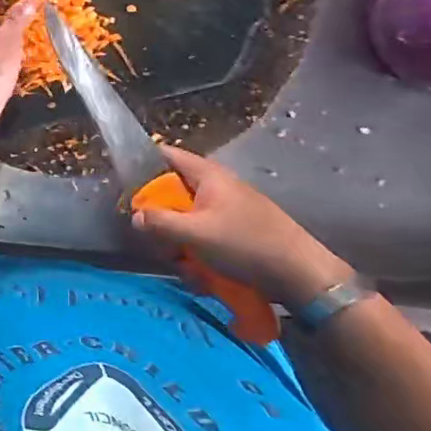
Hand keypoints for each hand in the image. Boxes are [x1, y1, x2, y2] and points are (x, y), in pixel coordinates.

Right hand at [131, 145, 353, 308]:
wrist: (305, 276)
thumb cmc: (246, 245)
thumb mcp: (194, 234)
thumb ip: (158, 221)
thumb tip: (135, 216)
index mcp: (208, 175)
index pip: (165, 154)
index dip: (142, 164)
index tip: (125, 184)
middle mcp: (219, 186)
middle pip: (173, 191)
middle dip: (161, 217)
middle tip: (156, 237)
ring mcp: (232, 209)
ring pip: (188, 218)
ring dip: (181, 241)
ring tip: (186, 264)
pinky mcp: (241, 231)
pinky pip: (206, 235)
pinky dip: (200, 251)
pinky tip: (205, 274)